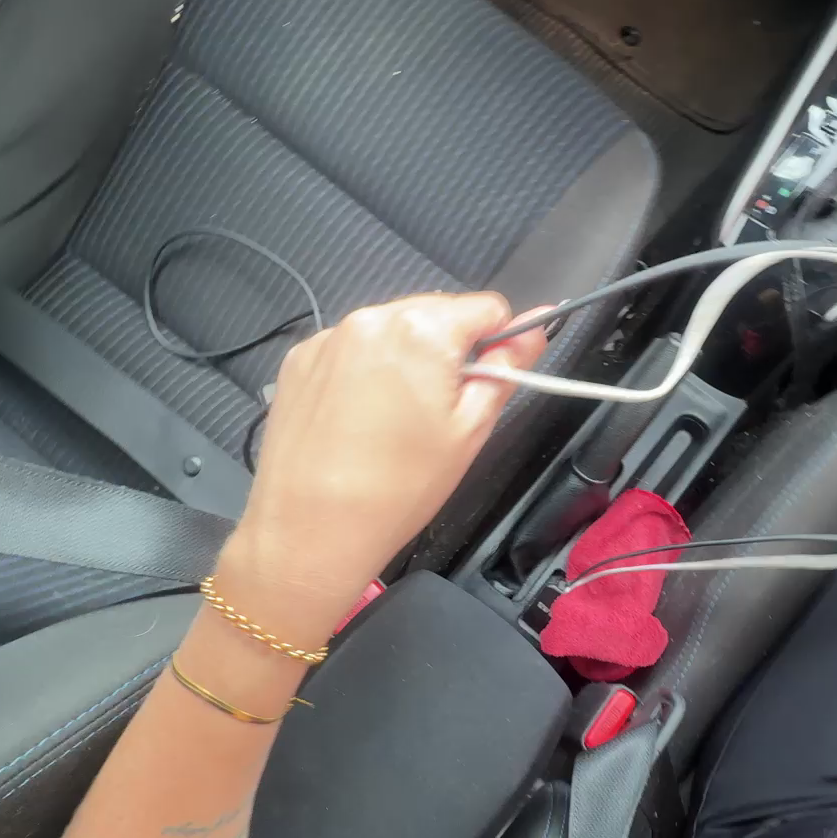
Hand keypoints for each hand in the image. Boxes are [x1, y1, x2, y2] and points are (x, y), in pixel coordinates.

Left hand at [223, 292, 547, 607]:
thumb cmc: (403, 484)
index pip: (486, 308)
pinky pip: (351, 348)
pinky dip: (365, 370)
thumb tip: (538, 326)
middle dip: (448, 350)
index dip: (498, 343)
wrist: (310, 529)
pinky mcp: (298, 359)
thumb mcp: (471, 429)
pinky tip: (357, 418)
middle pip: (435, 313)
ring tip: (394, 419)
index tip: (484, 385)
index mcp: (423, 329)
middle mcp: (372, 316)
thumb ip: (508, 368)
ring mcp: (328, 336)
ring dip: (406, 358)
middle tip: (438, 412)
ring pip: (392, 330)